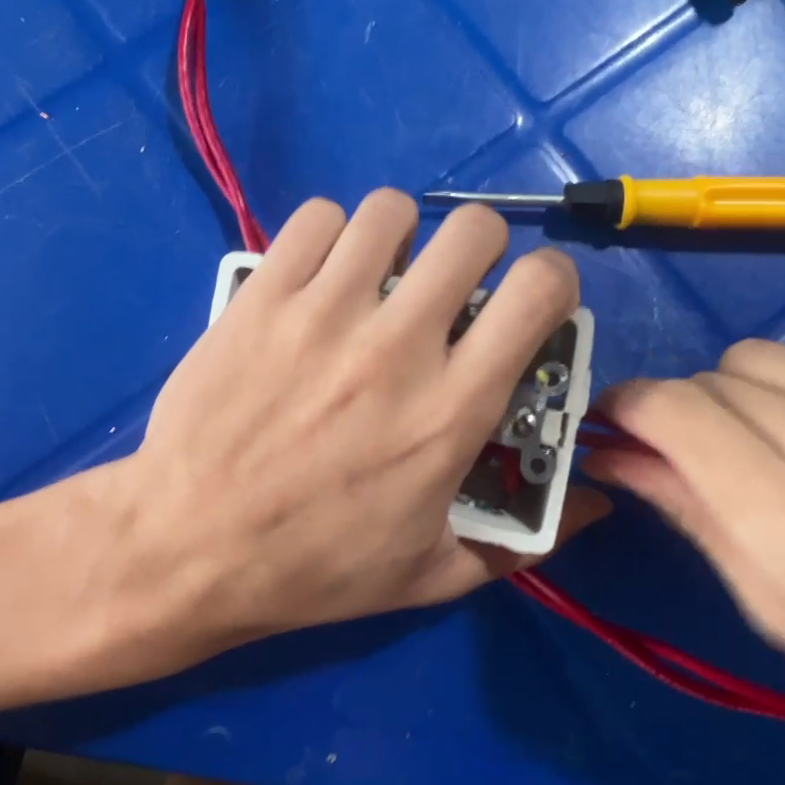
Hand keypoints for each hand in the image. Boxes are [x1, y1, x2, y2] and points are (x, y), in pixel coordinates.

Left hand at [122, 189, 609, 653]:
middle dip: (480, 248)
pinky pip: (315, 218)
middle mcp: (398, 344)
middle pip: (474, 230)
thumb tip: (596, 505)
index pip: (539, 290)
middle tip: (453, 286)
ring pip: (391, 211)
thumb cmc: (315, 569)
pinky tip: (320, 274)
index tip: (527, 301)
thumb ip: (525, 540)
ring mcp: (324, 312)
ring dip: (401, 236)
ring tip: (381, 276)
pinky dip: (329, 235)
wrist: (188, 548)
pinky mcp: (262, 296)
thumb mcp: (434, 574)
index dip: (549, 280)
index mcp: (453, 408)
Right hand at [585, 339, 784, 777]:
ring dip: (731, 395)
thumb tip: (621, 458)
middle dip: (678, 409)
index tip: (611, 428)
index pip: (677, 413)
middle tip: (686, 458)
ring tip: (756, 450)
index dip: (626, 408)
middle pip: (712, 377)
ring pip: (758, 357)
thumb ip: (698, 522)